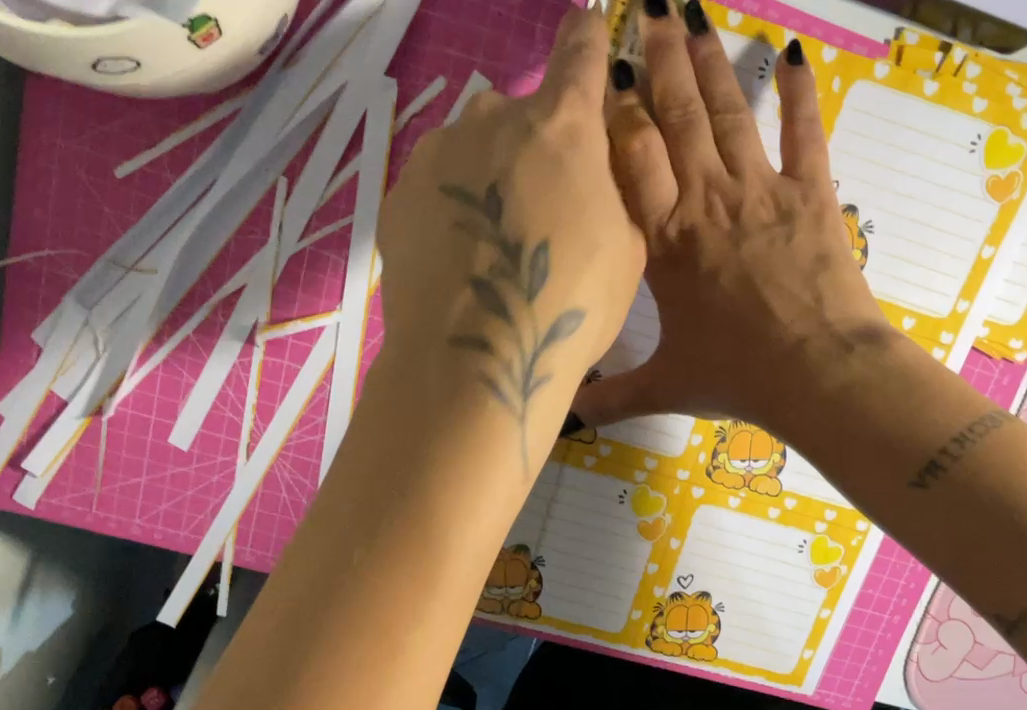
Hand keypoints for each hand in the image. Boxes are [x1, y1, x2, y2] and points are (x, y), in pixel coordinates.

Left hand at [376, 6, 644, 448]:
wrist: (474, 358)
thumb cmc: (569, 306)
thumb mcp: (627, 249)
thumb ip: (613, 189)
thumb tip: (594, 165)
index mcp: (563, 124)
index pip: (579, 49)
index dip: (587, 40)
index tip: (586, 34)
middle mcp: (495, 119)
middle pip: (521, 110)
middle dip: (535, 144)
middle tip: (540, 208)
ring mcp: (438, 153)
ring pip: (471, 145)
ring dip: (487, 172)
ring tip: (491, 240)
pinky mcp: (399, 193)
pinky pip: (435, 182)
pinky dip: (449, 204)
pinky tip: (457, 254)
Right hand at [573, 3, 909, 438]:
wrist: (819, 374)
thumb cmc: (737, 377)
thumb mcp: (666, 386)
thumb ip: (612, 398)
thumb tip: (563, 419)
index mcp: (665, 244)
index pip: (630, 161)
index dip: (615, 114)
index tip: (601, 76)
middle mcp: (706, 202)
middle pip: (676, 119)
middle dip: (659, 62)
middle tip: (645, 12)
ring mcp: (761, 192)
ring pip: (728, 114)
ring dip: (710, 65)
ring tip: (692, 18)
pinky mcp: (812, 194)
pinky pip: (804, 132)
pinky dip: (799, 93)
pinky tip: (790, 54)